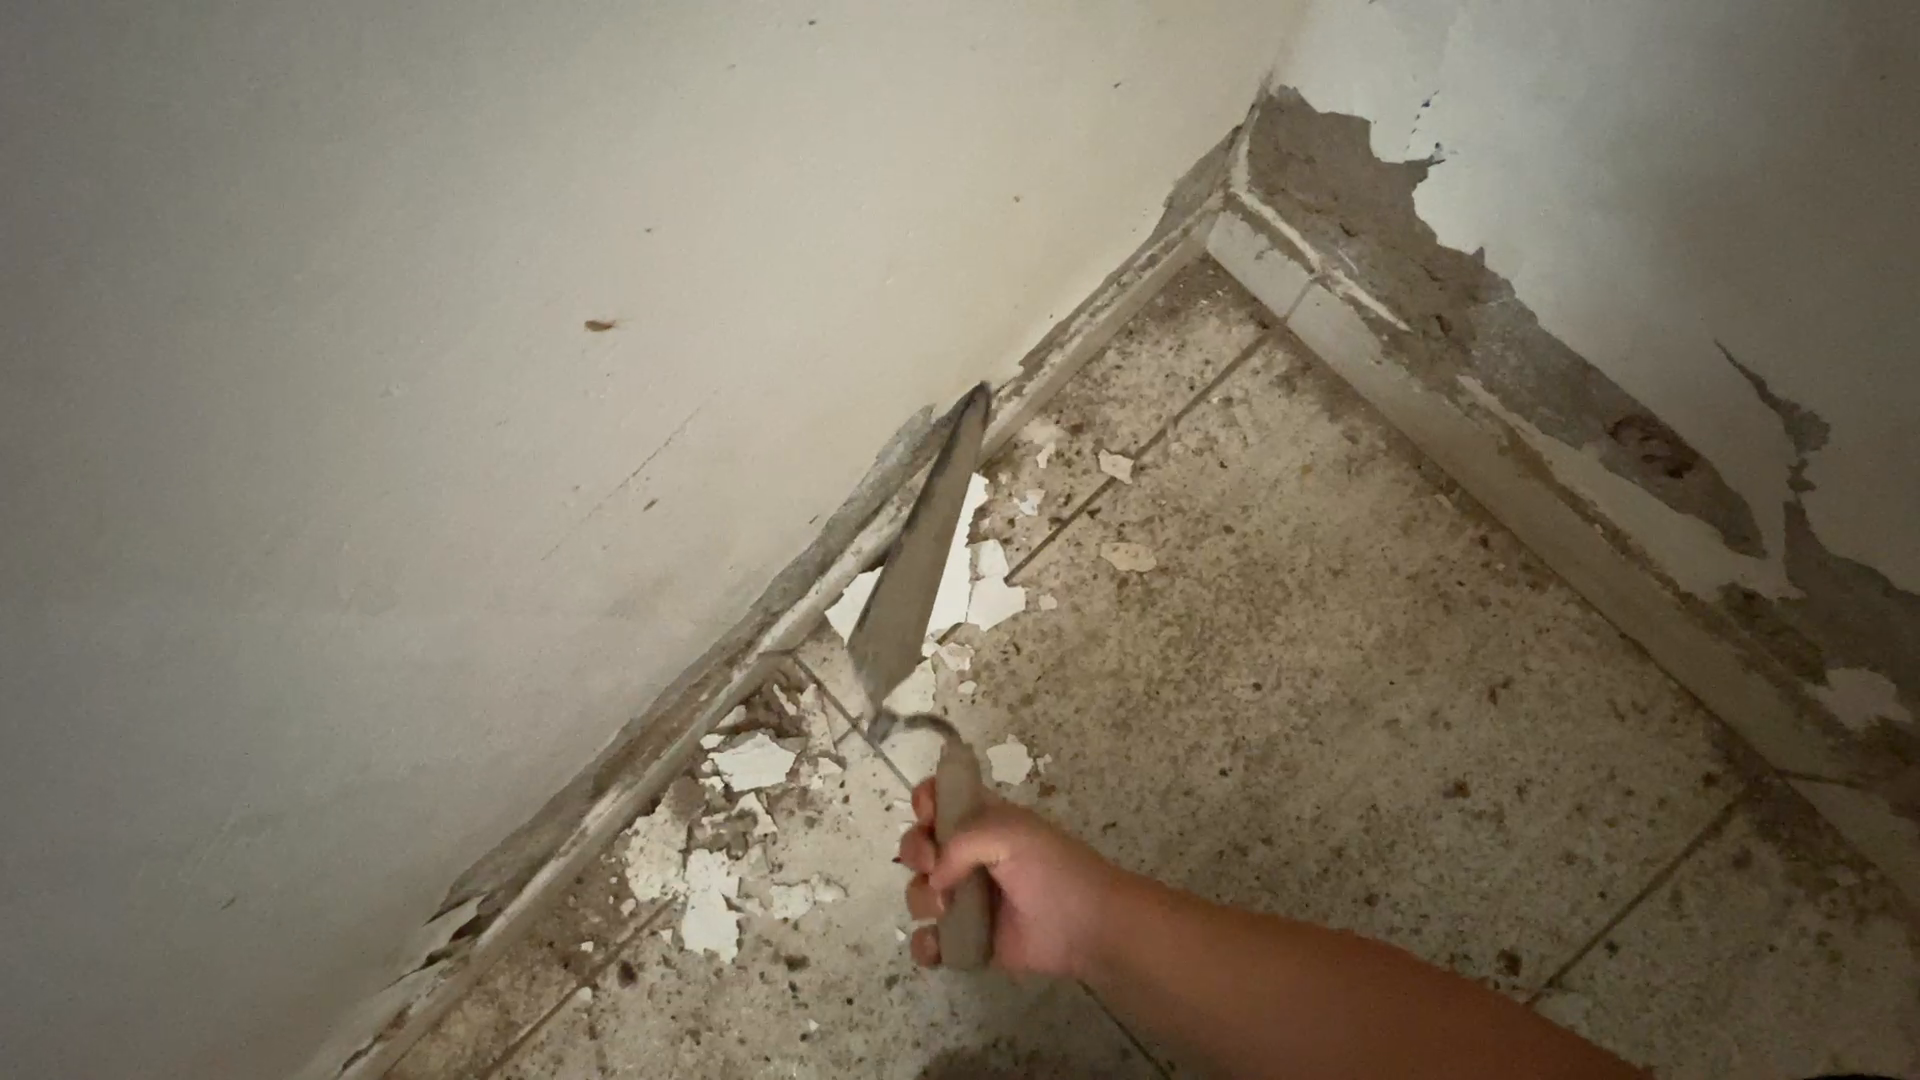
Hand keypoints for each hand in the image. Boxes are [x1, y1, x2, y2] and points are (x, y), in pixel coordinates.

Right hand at [896, 778, 1126, 978]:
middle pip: (917, 844)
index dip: (925, 802)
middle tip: (934, 866)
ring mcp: (965, 898)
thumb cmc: (1051, 868)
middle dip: (915, 852)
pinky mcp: (967, 939)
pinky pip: (929, 941)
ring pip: (918, 892)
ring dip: (921, 898)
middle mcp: (967, 855)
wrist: (1086, 926)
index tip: (929, 817)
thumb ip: (962, 842)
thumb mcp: (1010, 833)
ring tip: (946, 908)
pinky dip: (925, 945)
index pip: (938, 798)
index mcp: (981, 820)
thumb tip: (936, 878)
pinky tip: (938, 946)